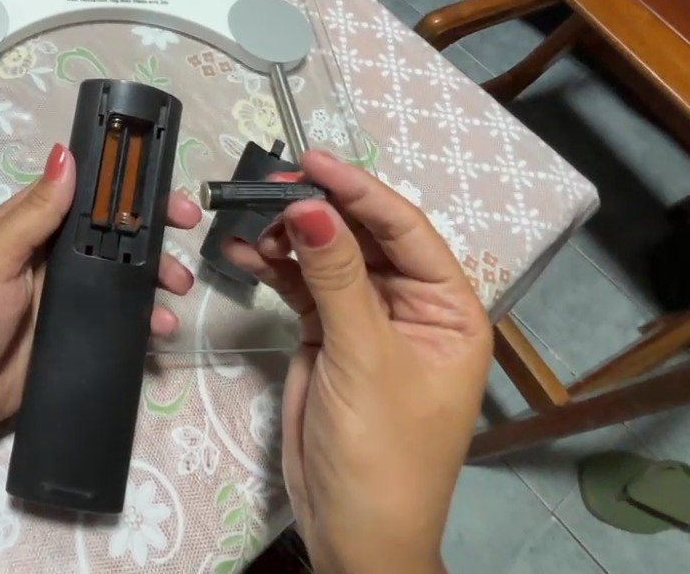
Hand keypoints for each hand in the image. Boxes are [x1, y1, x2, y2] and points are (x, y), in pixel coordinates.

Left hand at [0, 143, 202, 449]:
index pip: (81, 192)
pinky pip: (116, 320)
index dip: (122, 184)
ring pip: (120, 275)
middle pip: (110, 232)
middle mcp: (48, 256)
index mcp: (25, 226)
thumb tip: (65, 153)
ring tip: (178, 286)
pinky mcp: (72, 336)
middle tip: (188, 226)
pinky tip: (161, 328)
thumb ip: (34, 212)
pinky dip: (143, 320)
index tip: (162, 184)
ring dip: (153, 275)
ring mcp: (62, 298)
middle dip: (150, 227)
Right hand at [222, 149, 491, 573]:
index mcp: (447, 308)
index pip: (405, 230)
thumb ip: (335, 276)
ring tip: (248, 225)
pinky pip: (298, 283)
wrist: (350, 528)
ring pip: (324, 254)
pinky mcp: (325, 330)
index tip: (312, 161)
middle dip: (316, 209)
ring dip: (286, 236)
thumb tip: (309, 204)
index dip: (359, 191)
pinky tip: (242, 252)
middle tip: (266, 187)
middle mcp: (409, 303)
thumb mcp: (363, 357)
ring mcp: (363, 315)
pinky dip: (271, 266)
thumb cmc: (383, 450)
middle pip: (361, 236)